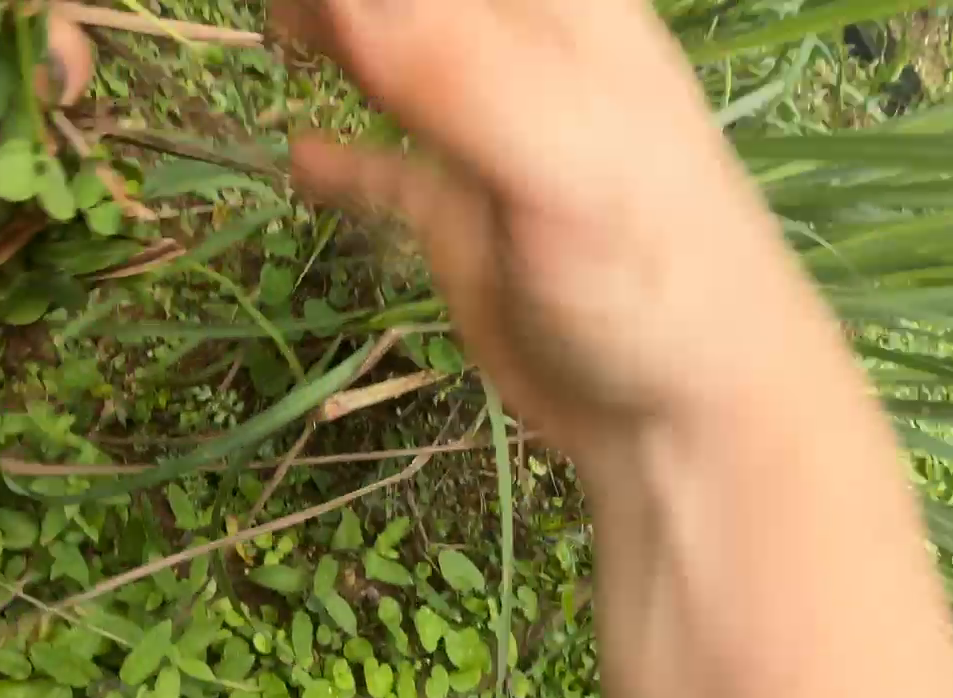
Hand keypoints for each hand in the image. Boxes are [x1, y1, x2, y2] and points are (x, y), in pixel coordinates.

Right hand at [274, 0, 846, 462]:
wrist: (672, 404)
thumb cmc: (643, 280)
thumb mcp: (563, 162)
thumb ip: (457, 73)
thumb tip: (344, 3)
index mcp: (562, 18)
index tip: (315, 8)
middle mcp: (523, 65)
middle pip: (422, 5)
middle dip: (355, 1)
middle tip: (286, 10)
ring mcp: (488, 148)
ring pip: (400, 68)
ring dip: (345, 40)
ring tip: (280, 28)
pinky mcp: (463, 220)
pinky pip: (389, 175)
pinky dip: (345, 165)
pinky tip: (301, 159)